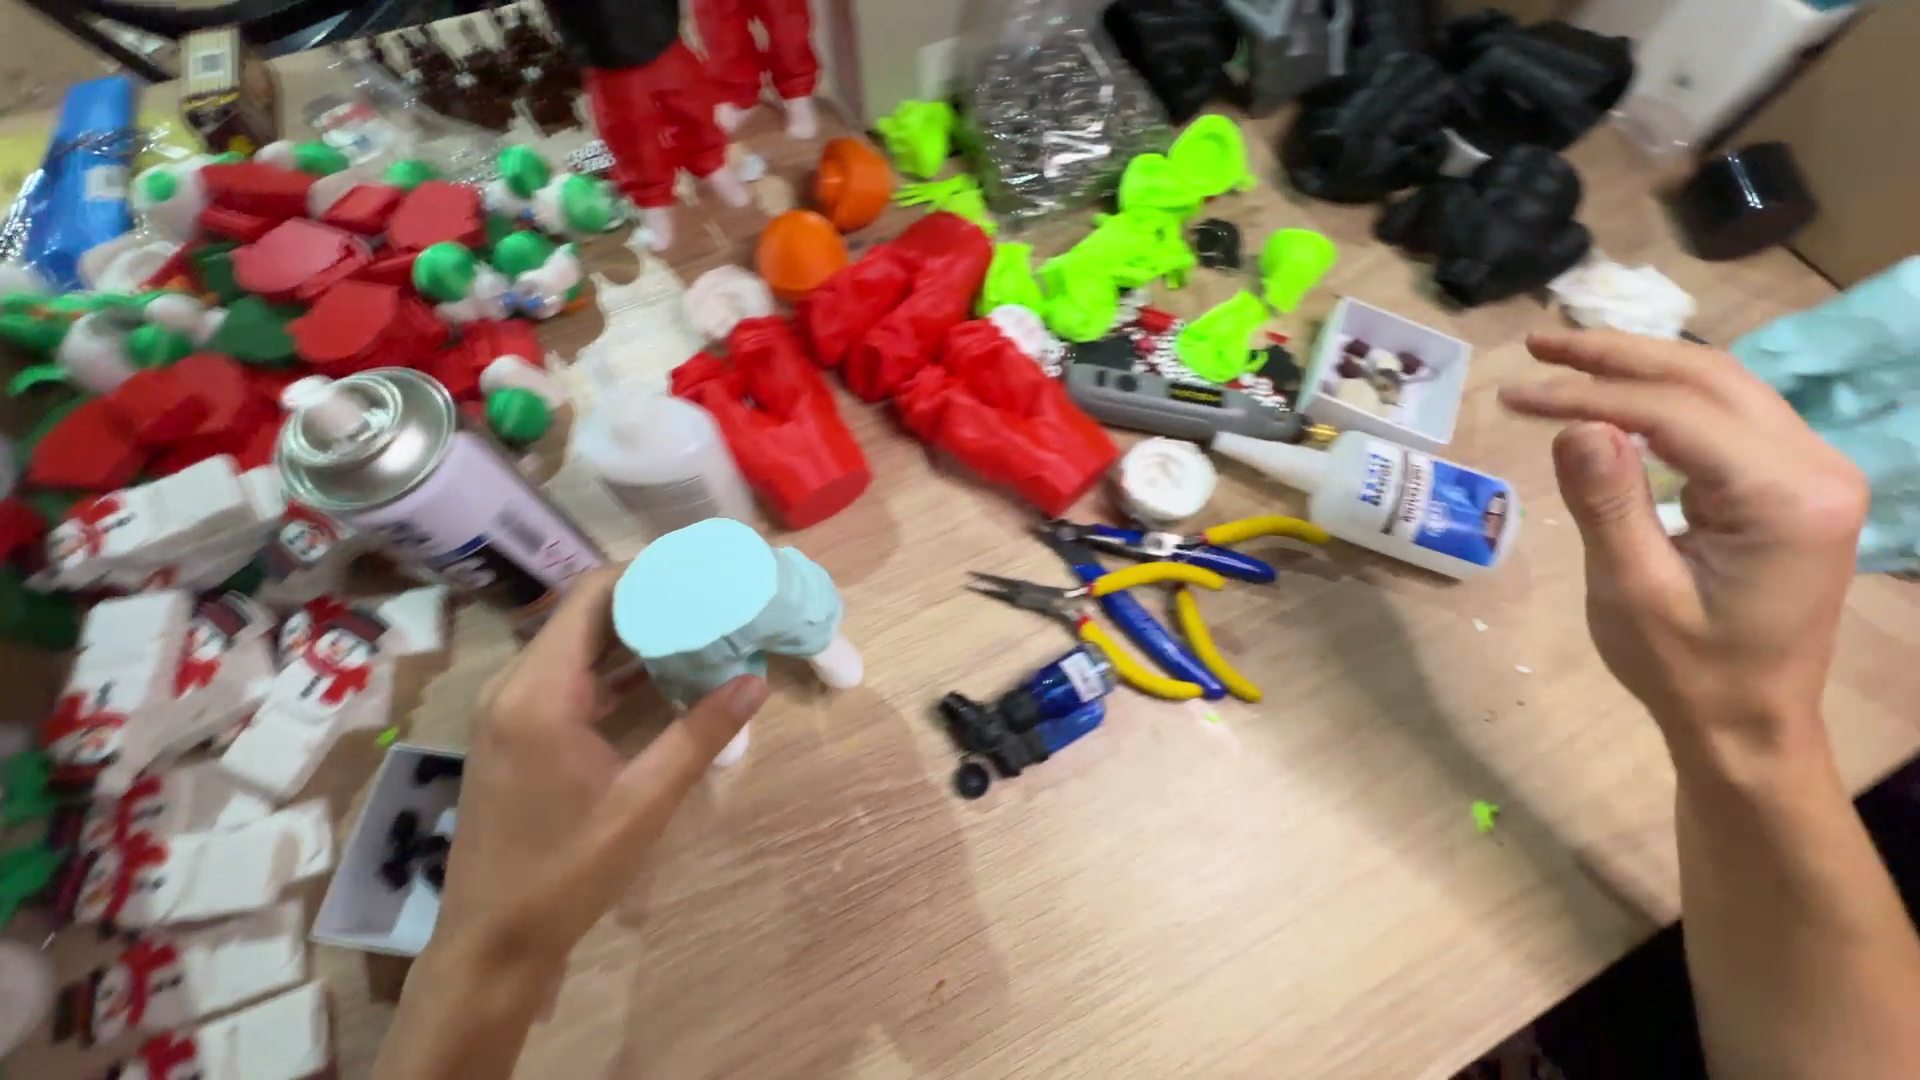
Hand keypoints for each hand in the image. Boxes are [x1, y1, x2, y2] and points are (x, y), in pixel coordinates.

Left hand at [433, 567, 769, 977]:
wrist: (493, 941)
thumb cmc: (566, 870)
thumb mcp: (644, 801)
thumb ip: (700, 734)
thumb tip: (755, 681)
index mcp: (539, 693)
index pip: (590, 597)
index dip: (644, 573)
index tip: (698, 570)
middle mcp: (515, 687)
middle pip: (584, 615)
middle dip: (648, 599)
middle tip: (709, 595)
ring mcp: (510, 710)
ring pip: (577, 646)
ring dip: (632, 633)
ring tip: (696, 624)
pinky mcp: (517, 732)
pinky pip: (569, 678)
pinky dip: (614, 668)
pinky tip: (661, 674)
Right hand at [1499, 330, 1867, 751]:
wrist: (1749, 718)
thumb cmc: (1684, 665)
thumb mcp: (1631, 589)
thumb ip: (1607, 502)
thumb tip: (1574, 426)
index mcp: (1785, 496)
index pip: (1675, 413)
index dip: (1588, 395)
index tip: (1514, 395)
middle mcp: (1815, 467)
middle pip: (1710, 378)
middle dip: (1617, 356)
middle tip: (1536, 346)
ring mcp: (1811, 472)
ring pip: (1721, 388)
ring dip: (1639, 366)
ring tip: (1564, 357)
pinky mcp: (1790, 484)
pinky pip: (1724, 418)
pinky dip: (1661, 398)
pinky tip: (1615, 398)